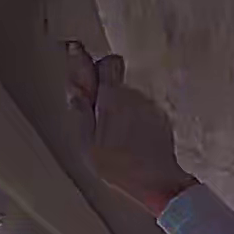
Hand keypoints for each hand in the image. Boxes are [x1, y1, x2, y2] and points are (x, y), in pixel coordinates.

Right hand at [66, 41, 196, 214]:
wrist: (156, 181)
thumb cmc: (119, 166)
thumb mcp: (87, 144)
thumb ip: (81, 112)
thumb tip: (74, 90)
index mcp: (112, 99)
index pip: (105, 63)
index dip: (90, 60)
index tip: (76, 52)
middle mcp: (133, 97)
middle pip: (114, 78)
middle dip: (102, 89)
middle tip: (92, 112)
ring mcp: (148, 106)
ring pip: (126, 95)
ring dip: (116, 107)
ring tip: (111, 136)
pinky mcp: (158, 118)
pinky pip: (139, 110)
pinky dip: (131, 119)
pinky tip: (127, 141)